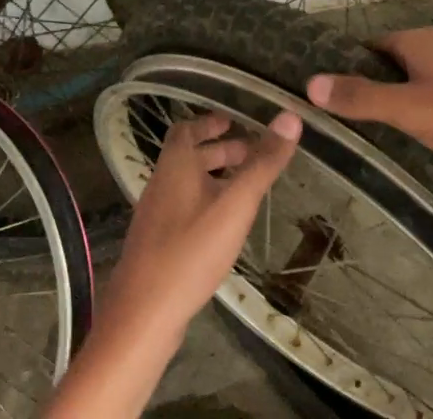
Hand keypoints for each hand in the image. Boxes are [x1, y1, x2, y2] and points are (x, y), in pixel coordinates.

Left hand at [97, 110, 301, 344]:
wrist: (143, 314)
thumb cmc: (191, 251)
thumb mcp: (236, 204)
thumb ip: (263, 163)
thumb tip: (290, 117)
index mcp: (175, 167)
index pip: (186, 129)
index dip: (209, 122)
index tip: (234, 122)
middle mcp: (160, 184)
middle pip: (188, 156)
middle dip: (220, 151)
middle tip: (252, 155)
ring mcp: (155, 216)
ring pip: (186, 184)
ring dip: (214, 178)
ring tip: (246, 189)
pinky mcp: (156, 245)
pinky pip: (183, 209)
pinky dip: (206, 203)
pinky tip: (224, 226)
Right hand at [306, 28, 432, 187]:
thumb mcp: (412, 109)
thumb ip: (363, 98)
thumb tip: (309, 83)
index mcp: (420, 41)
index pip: (366, 47)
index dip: (342, 68)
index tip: (318, 96)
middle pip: (386, 66)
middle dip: (364, 90)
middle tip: (336, 123)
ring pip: (409, 85)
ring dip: (390, 106)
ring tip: (364, 136)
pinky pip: (429, 102)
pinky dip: (414, 117)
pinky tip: (407, 142)